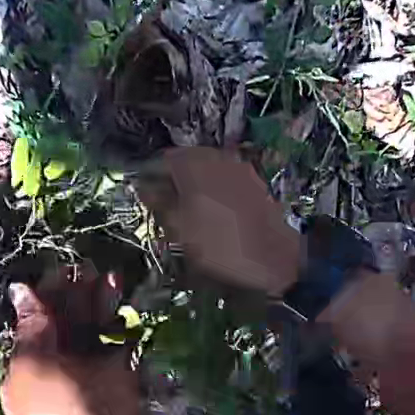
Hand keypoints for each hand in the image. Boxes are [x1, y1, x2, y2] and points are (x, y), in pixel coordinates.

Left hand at [0, 266, 143, 414]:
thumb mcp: (39, 368)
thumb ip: (33, 327)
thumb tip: (18, 289)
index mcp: (27, 362)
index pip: (37, 317)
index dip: (49, 292)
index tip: (64, 270)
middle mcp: (54, 365)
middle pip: (64, 320)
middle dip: (77, 294)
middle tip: (91, 269)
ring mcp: (86, 373)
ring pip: (90, 329)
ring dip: (99, 303)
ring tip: (111, 278)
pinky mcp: (115, 381)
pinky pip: (113, 345)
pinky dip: (117, 324)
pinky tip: (124, 305)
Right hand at [137, 147, 299, 296]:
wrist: (272, 258)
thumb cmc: (217, 245)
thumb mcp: (178, 229)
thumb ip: (158, 202)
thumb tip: (143, 186)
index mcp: (192, 164)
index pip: (161, 160)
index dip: (150, 178)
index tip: (146, 198)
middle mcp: (215, 157)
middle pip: (185, 161)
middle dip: (173, 179)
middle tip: (165, 206)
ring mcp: (238, 166)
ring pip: (205, 169)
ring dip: (193, 185)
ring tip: (188, 212)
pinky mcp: (253, 180)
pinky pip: (223, 178)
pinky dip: (212, 190)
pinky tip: (212, 213)